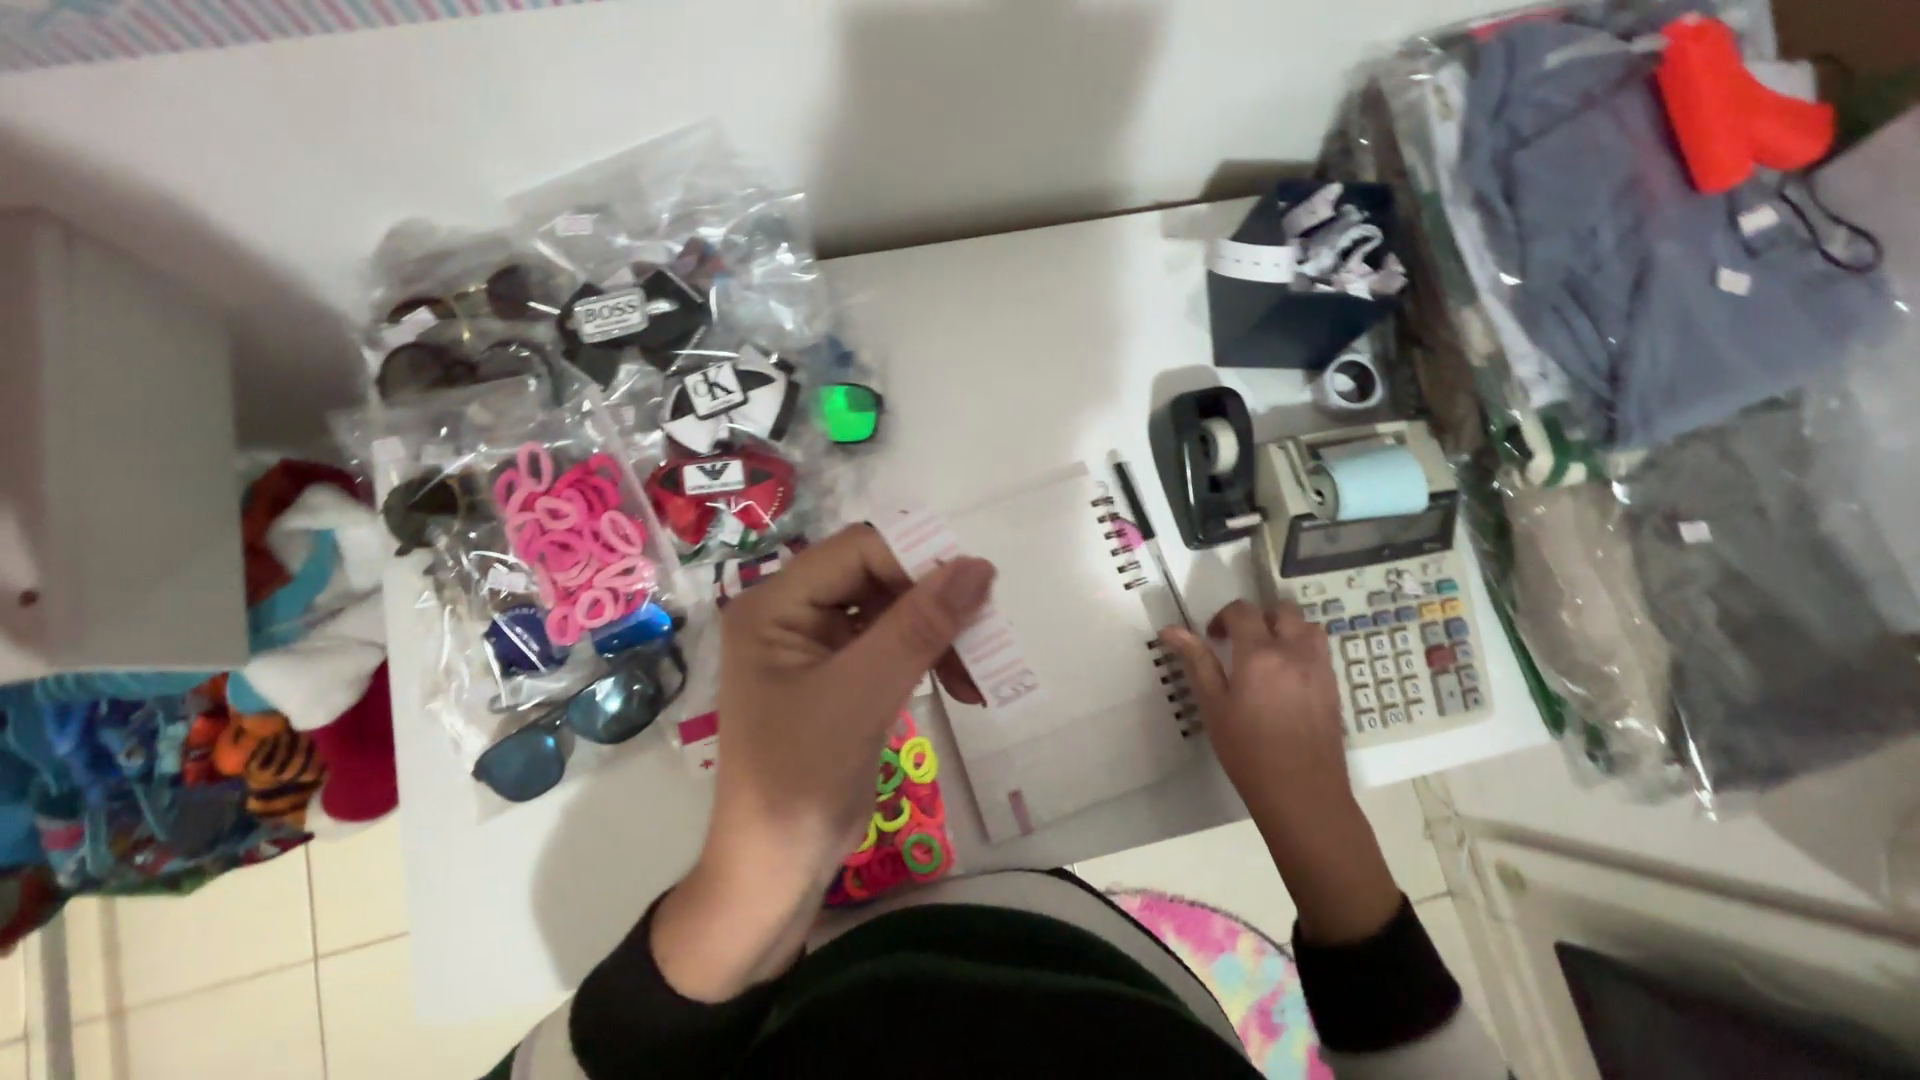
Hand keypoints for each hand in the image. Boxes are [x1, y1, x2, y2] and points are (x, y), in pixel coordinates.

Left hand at [654, 525, 994, 999]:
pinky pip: (892, 646)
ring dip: (939, 636)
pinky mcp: (839, 677)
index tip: (978, 592)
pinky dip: (928, 660)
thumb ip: (919, 625)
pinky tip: (961, 688)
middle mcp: (791, 613)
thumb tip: (978, 565)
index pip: (858, 551)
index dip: (919, 561)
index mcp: (775, 604)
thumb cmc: (802, 776)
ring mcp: (815, 646)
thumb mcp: (863, 694)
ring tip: (977, 679)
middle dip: (934, 605)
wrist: (775, 868)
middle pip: (878, 577)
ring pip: (893, 611)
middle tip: (987, 636)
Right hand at [1161, 600, 1348, 824]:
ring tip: (1268, 655)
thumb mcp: (1214, 707)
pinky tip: (1286, 678)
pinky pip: (1320, 650)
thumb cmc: (1248, 752)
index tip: (1212, 638)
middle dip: (1258, 618)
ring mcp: (1320, 668)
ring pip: (1307, 626)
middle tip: (1240, 643)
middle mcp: (1294, 652)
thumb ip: (1197, 662)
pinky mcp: (1333, 686)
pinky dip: (1302, 649)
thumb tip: (1171, 630)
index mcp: (1259, 654)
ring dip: (1286, 629)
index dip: (1223, 617)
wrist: (1302, 792)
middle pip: (1282, 611)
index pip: (1243, 611)